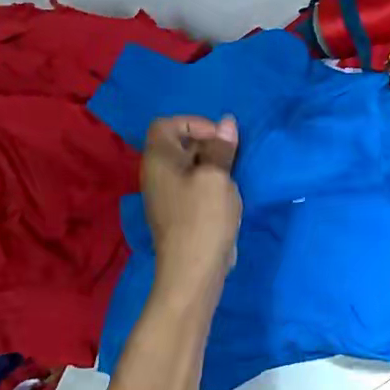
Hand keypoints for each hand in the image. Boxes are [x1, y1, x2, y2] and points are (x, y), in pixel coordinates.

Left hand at [141, 115, 242, 302]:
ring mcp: (166, 194)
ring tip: (233, 175)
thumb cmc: (203, 216)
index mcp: (158, 160)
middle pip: (178, 143)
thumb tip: (227, 122)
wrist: (193, 267)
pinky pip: (192, 184)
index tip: (221, 138)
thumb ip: (222, 149)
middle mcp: (156, 173)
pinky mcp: (178, 211)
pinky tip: (228, 195)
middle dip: (207, 143)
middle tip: (233, 155)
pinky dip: (210, 182)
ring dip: (212, 164)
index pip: (167, 124)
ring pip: (188, 165)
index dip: (194, 123)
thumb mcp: (217, 177)